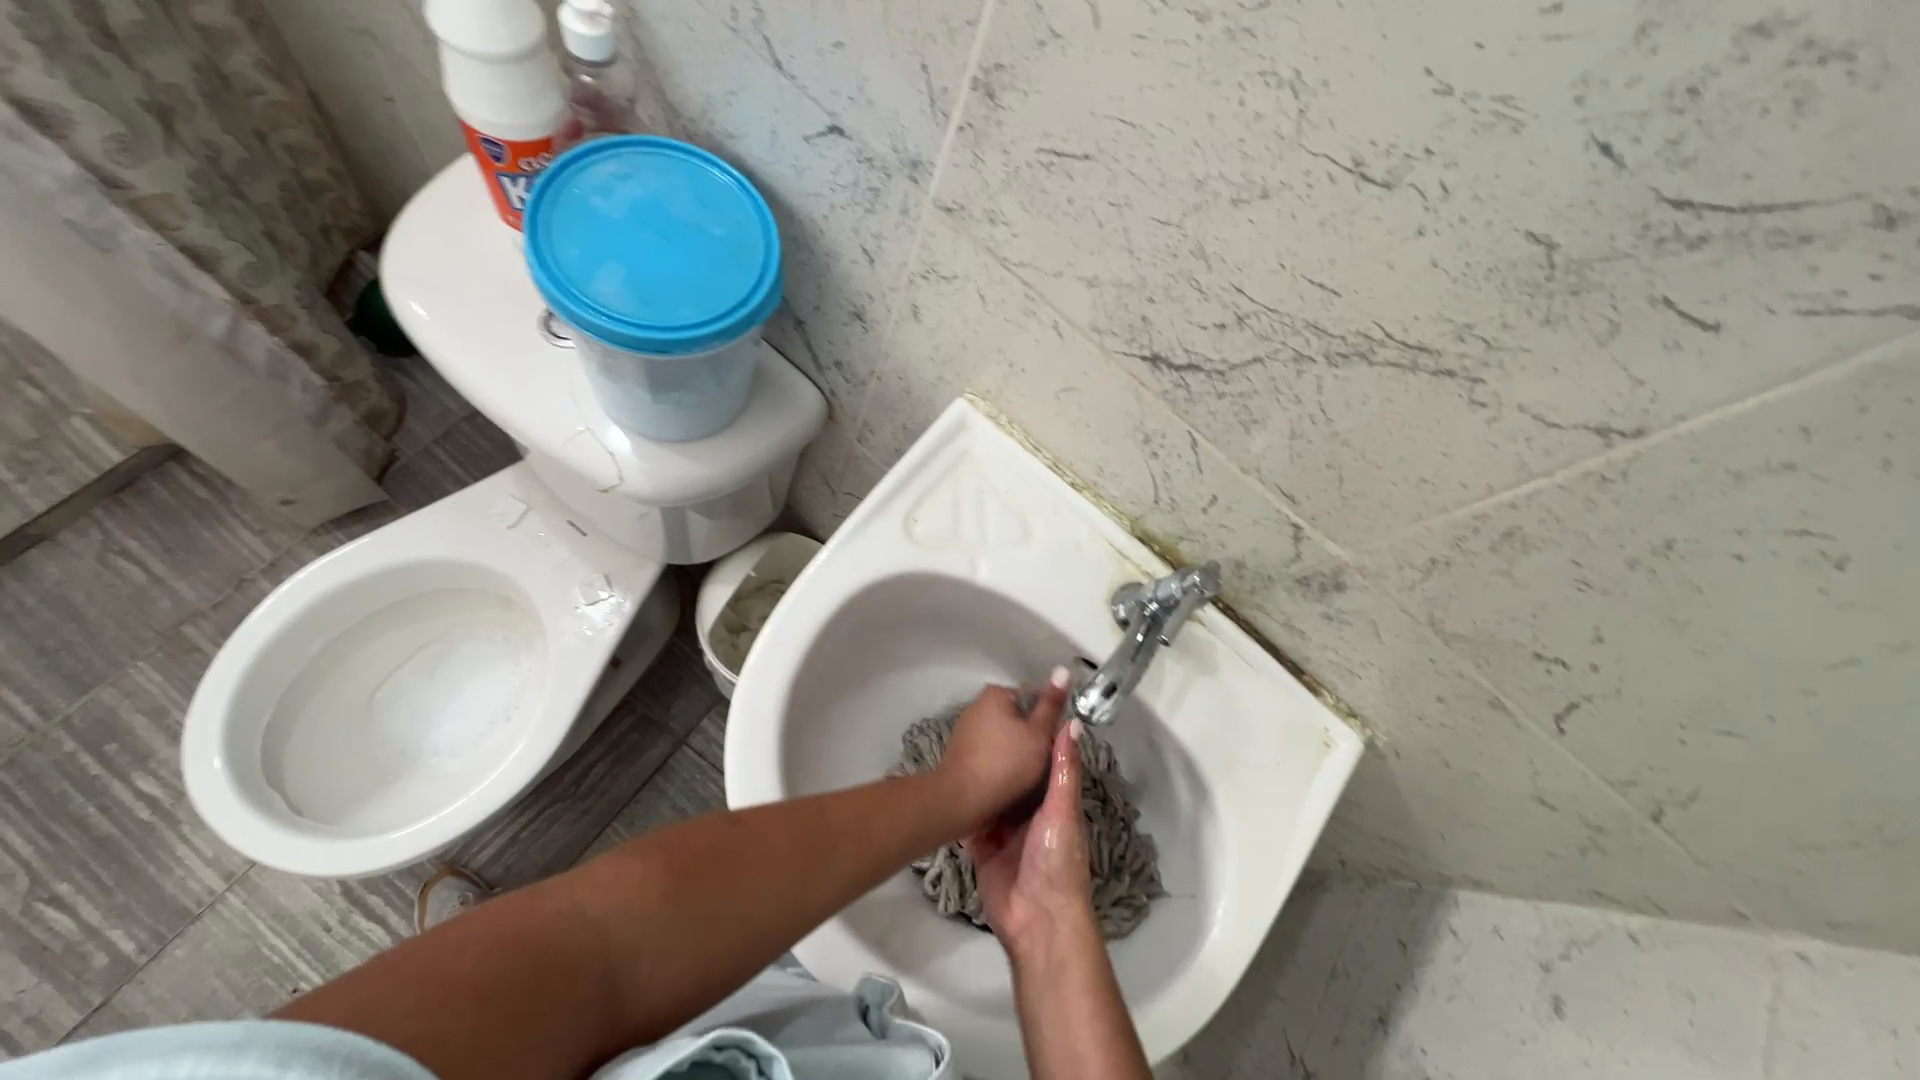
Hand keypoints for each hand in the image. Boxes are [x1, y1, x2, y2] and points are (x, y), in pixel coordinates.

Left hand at [937, 670, 1069, 827]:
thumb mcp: (1038, 733)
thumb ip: (1052, 704)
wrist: (961, 799)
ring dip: (1017, 751)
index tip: (1054, 742)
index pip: (1033, 697)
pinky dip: (1000, 762)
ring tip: (1027, 775)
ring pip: (1004, 736)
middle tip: (1044, 761)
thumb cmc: (1006, 763)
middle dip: (1031, 736)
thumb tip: (1063, 669)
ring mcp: (966, 729)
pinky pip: (990, 751)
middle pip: (1018, 717)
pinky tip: (1007, 780)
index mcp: (996, 694)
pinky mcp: (961, 751)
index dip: (1048, 720)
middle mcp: (977, 705)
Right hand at [965, 715, 1093, 959]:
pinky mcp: (983, 852)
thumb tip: (1073, 722)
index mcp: (1055, 804)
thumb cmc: (1057, 861)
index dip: (1029, 743)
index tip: (1013, 712)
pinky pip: (970, 826)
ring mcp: (1004, 835)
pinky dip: (961, 813)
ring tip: (955, 752)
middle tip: (974, 731)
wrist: (1037, 920)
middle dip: (997, 764)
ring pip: (988, 802)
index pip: (1040, 767)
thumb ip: (1064, 769)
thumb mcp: (1063, 810)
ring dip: (977, 786)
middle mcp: (1029, 816)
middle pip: (1010, 784)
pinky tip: (945, 790)